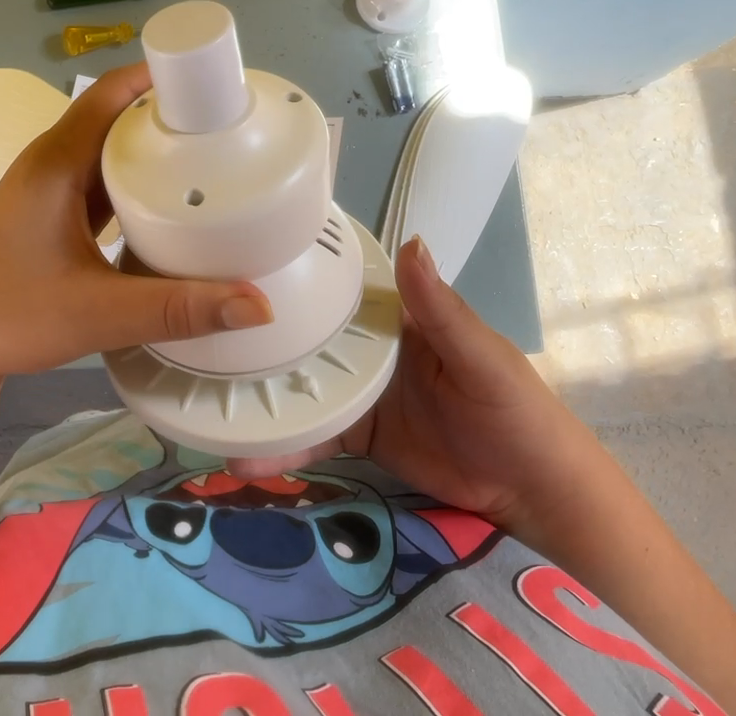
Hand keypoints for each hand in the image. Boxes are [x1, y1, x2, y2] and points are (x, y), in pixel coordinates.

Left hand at [0, 63, 273, 382]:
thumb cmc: (9, 317)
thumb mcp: (101, 312)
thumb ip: (180, 309)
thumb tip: (261, 304)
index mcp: (56, 163)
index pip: (111, 93)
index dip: (162, 77)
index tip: (218, 85)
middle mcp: (50, 164)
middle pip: (115, 117)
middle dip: (169, 116)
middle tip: (231, 128)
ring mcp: (46, 191)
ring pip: (107, 152)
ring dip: (151, 151)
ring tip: (212, 161)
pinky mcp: (48, 216)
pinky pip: (99, 182)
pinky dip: (134, 183)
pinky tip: (168, 206)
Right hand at [231, 237, 608, 529]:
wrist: (531, 493)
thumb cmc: (515, 412)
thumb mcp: (482, 359)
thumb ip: (441, 310)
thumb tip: (410, 241)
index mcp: (398, 321)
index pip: (341, 290)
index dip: (298, 277)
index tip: (243, 264)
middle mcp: (370, 351)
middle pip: (309, 338)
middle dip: (264, 338)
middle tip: (204, 338)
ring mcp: (359, 394)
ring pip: (302, 386)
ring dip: (265, 394)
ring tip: (212, 401)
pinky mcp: (356, 435)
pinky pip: (312, 435)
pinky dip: (283, 445)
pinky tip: (246, 457)